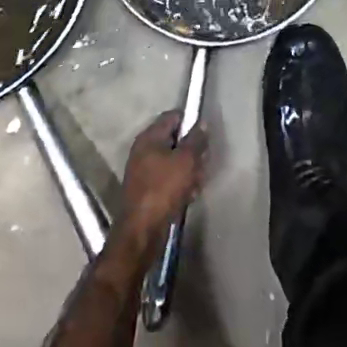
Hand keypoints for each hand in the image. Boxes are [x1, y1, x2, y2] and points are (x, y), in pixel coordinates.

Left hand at [115, 110, 207, 250]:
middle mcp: (144, 150)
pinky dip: (180, 184)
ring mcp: (143, 170)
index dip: (190, 121)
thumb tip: (202, 123)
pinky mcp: (146, 189)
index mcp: (150, 137)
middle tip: (203, 163)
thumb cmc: (164, 188)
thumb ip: (196, 140)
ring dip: (188, 170)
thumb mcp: (186, 161)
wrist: (141, 230)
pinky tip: (189, 196)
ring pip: (173, 161)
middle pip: (174, 140)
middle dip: (192, 151)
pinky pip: (168, 179)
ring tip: (197, 183)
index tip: (204, 135)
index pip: (172, 117)